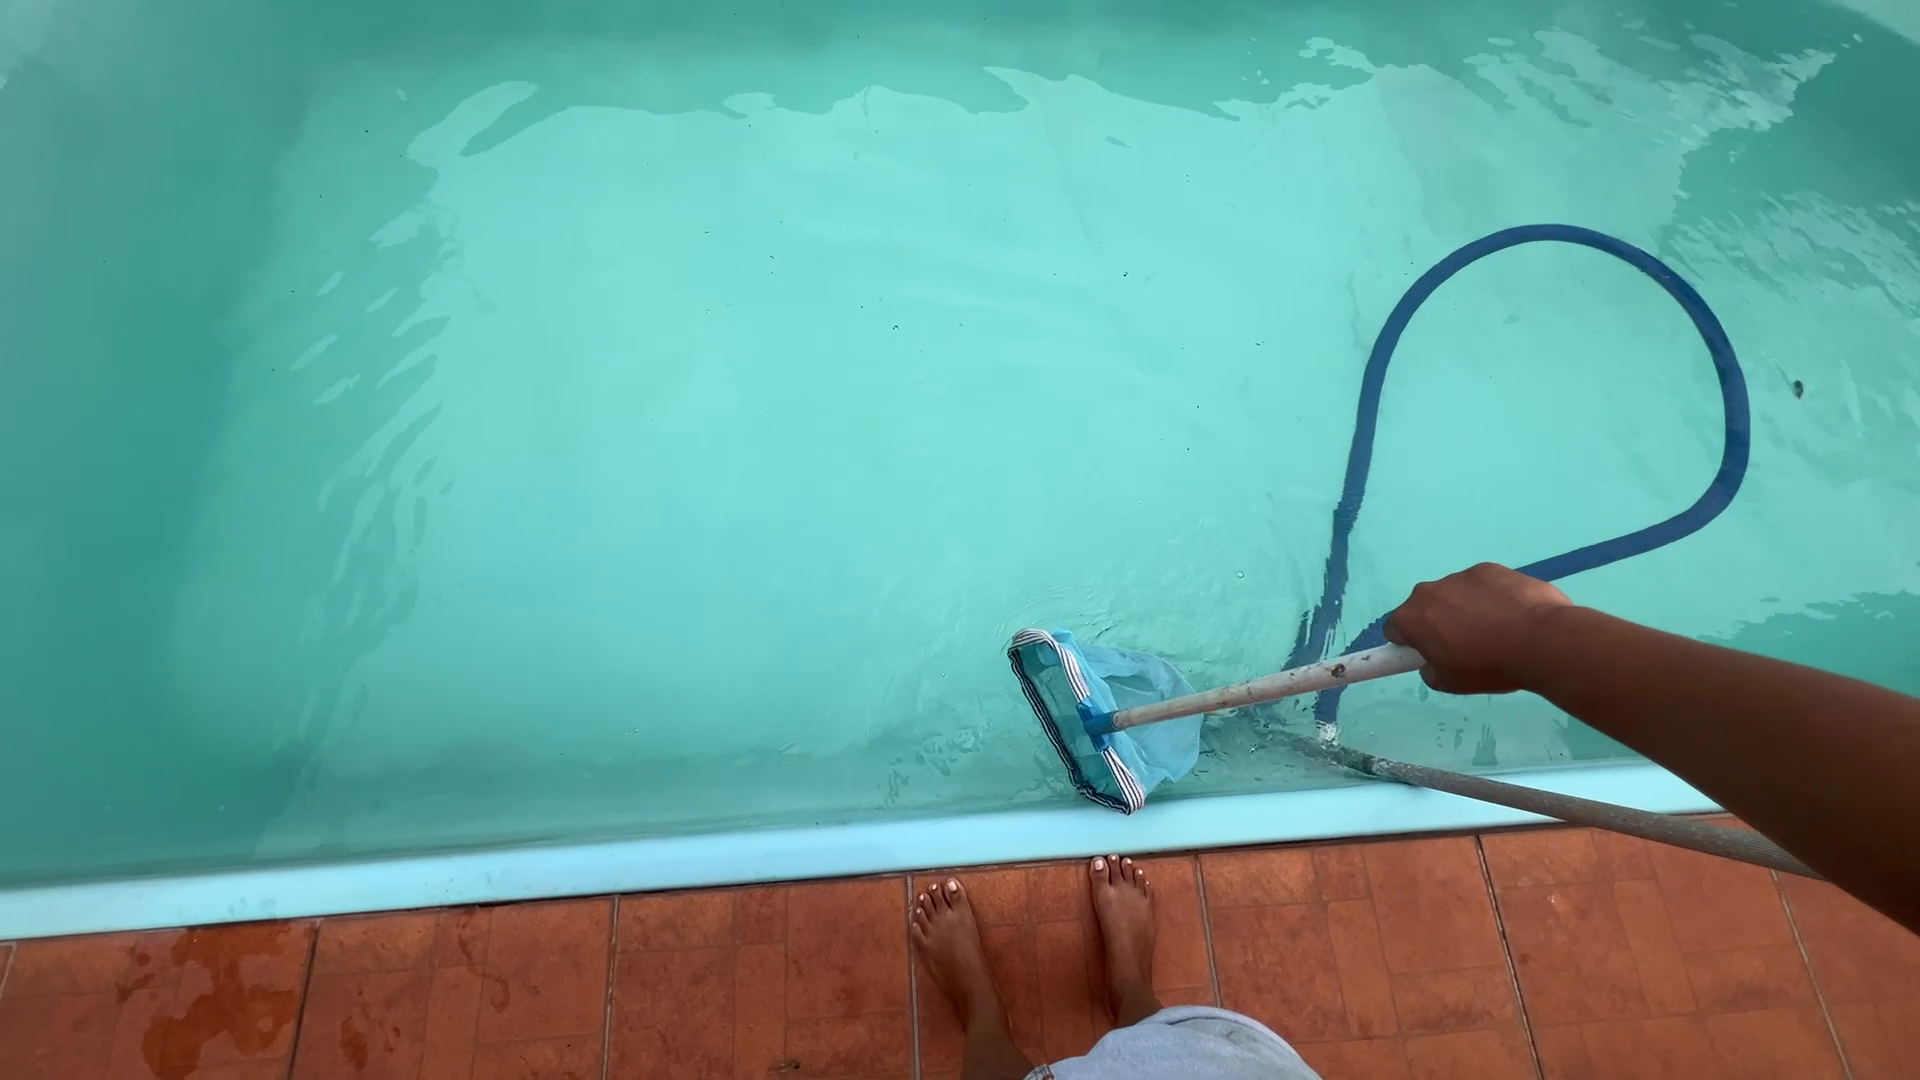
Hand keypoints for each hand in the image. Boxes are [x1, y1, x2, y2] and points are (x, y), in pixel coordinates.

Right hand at [1383, 563, 1573, 693]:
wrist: (1544, 642)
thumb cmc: (1490, 666)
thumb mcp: (1451, 683)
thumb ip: (1430, 671)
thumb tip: (1433, 663)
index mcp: (1410, 619)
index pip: (1395, 630)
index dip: (1411, 643)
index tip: (1430, 654)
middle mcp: (1427, 591)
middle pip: (1425, 607)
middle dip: (1439, 622)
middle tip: (1468, 645)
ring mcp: (1459, 576)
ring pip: (1455, 594)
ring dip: (1468, 608)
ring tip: (1500, 631)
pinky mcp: (1490, 568)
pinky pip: (1484, 584)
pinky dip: (1493, 596)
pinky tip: (1515, 614)